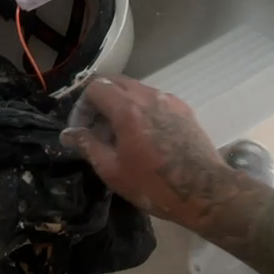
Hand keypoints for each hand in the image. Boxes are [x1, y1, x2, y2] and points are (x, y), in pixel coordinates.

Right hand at [60, 76, 253, 227]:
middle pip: (115, 82)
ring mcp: (168, 100)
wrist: (205, 192)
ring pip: (135, 89)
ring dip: (121, 103)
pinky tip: (143, 134)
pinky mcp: (183, 108)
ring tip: (119, 133)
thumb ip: (87, 145)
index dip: (82, 104)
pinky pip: (154, 98)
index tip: (82, 127)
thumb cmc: (154, 185)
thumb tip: (68, 133)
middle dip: (100, 99)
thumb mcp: (113, 171)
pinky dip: (141, 108)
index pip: (96, 86)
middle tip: (96, 127)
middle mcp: (148, 96)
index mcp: (127, 108)